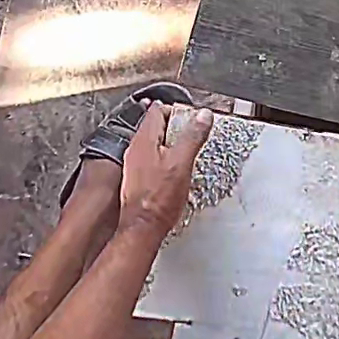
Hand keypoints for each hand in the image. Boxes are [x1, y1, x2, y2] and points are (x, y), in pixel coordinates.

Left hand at [117, 102, 211, 240]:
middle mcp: (136, 149)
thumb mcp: (182, 162)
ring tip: (188, 153)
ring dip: (172, 144)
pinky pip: (153, 159)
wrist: (144, 227)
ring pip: (155, 143)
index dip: (177, 110)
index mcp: (144, 140)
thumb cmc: (159, 199)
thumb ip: (192, 136)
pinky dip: (167, 159)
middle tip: (193, 136)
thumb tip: (203, 116)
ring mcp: (135, 164)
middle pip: (156, 126)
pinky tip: (177, 171)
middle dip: (176, 127)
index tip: (192, 118)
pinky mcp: (139, 178)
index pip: (158, 110)